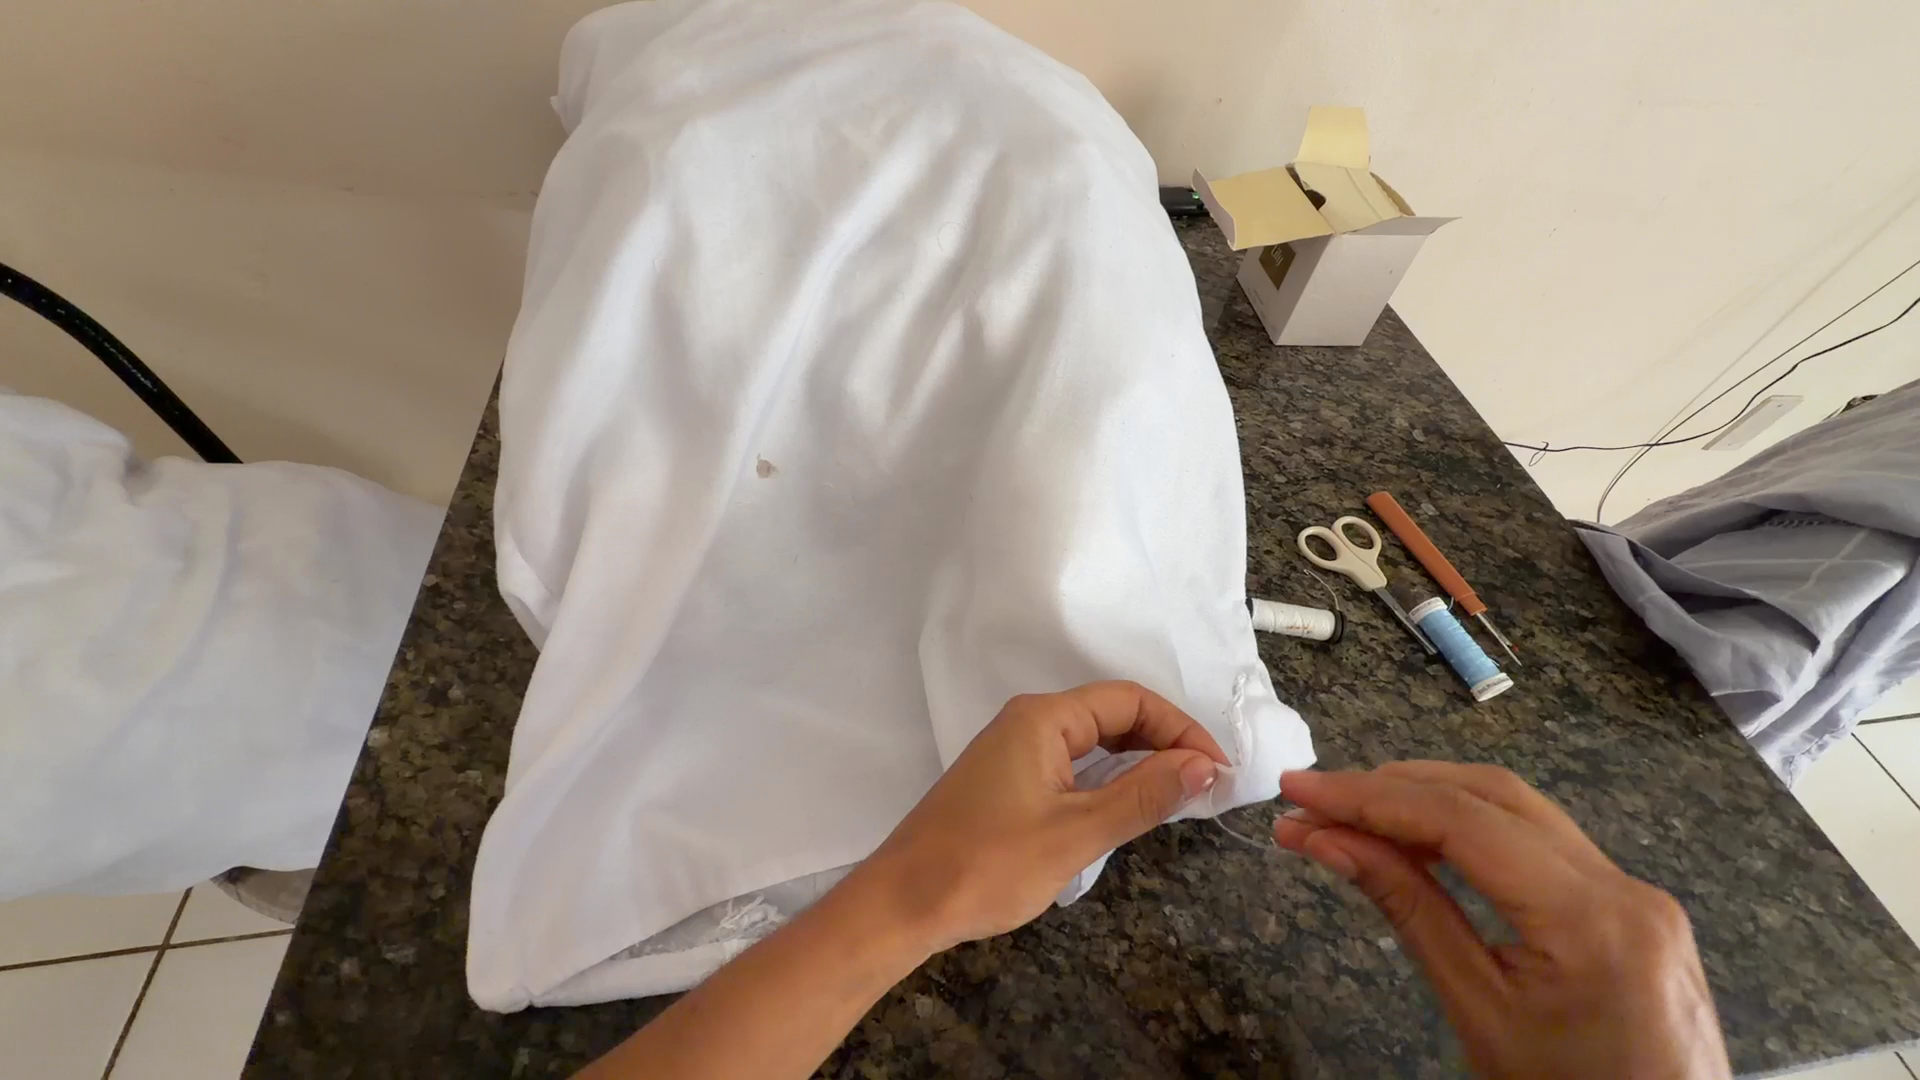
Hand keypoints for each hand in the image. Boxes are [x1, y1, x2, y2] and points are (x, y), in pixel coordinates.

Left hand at [849, 681, 1227, 954]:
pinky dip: (1106, 778)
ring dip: (1136, 761)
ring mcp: (1014, 749)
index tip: (1216, 769)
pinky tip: (1128, 804)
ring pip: (1091, 740)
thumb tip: (1202, 764)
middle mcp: (1028, 721)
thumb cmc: (988, 864)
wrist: (905, 901)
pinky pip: (1070, 763)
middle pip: (1111, 714)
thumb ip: (1141, 796)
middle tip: (1205, 784)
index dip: (1179, 728)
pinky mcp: (1008, 778)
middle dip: (1162, 742)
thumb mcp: (1076, 833)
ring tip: (1179, 794)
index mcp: (1042, 718)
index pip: (1128, 700)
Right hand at [1274, 763, 1730, 1079]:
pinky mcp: (1625, 900)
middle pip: (1485, 794)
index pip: (1460, 820)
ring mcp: (1632, 889)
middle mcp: (1624, 886)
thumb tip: (1321, 838)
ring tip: (1347, 815)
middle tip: (1311, 800)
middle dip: (1387, 788)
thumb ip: (1405, 908)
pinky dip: (1459, 823)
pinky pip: (1530, 834)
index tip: (1296, 788)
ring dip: (1420, 797)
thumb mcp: (1475, 1010)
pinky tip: (1411, 839)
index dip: (1366, 795)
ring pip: (1508, 803)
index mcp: (1590, 920)